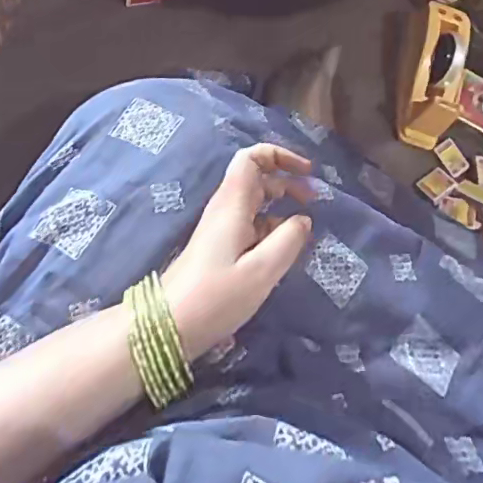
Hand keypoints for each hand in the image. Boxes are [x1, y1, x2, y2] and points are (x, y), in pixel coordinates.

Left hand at [160, 144, 314, 358]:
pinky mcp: (220, 248)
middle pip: (257, 177)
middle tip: (315, 199)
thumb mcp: (261, 271)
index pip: (251, 157)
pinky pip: (251, 224)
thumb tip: (304, 219)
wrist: (168, 326)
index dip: (280, 156)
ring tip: (307, 223)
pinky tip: (287, 247)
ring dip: (282, 204)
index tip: (307, 172)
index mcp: (232, 203)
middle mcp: (225, 208)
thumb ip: (288, 241)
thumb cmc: (215, 296)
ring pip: (255, 202)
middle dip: (287, 181)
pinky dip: (272, 226)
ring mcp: (221, 228)